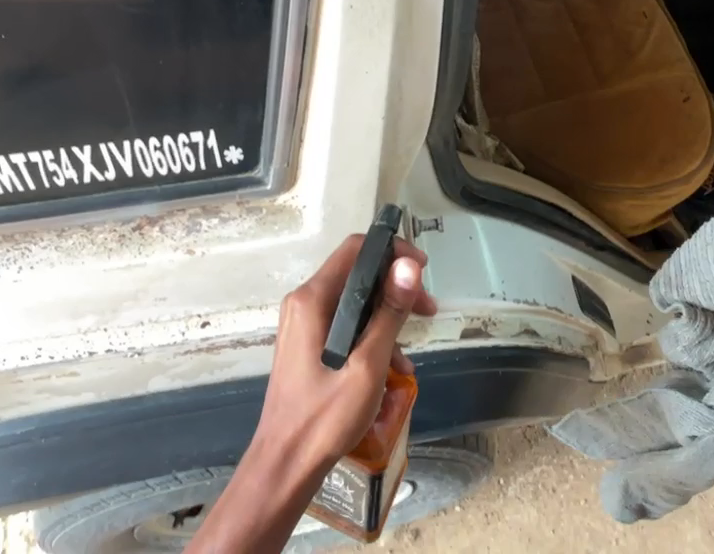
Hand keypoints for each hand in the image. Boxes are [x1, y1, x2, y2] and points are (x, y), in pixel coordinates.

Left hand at [257, 234, 436, 468]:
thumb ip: (389, 313)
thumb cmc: (325, 416)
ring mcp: (303, 323)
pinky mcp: (307, 343)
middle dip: (395, 287)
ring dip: (387, 316)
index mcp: (313, 298)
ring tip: (411, 348)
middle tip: (428, 309)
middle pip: (356, 273)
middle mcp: (304, 301)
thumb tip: (410, 265)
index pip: (356, 249)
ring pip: (353, 301)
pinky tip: (393, 367)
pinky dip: (370, 336)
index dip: (392, 251)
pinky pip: (344, 325)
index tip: (423, 271)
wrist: (285, 463)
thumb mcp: (368, 364)